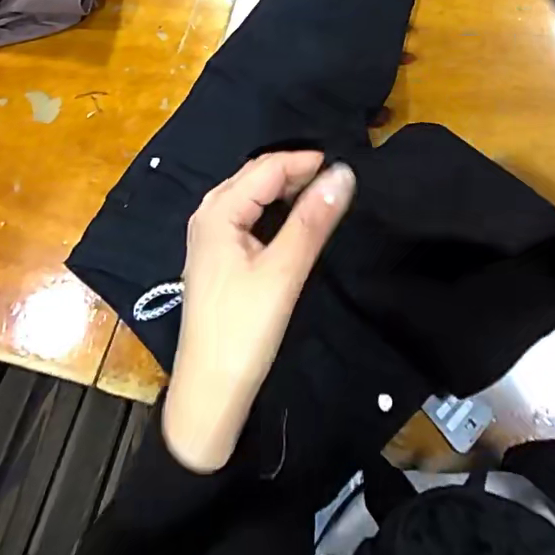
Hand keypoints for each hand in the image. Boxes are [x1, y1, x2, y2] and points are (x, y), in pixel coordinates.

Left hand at [163, 152, 355, 471]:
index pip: (267, 168)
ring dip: (286, 190)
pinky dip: (274, 210)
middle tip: (339, 179)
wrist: (210, 393)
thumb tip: (344, 173)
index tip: (346, 166)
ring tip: (323, 194)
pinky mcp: (217, 257)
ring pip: (252, 196)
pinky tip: (295, 220)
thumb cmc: (245, 329)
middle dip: (296, 171)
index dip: (306, 161)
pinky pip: (248, 216)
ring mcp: (210, 236)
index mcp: (218, 211)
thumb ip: (313, 219)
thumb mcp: (284, 270)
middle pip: (256, 177)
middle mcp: (209, 215)